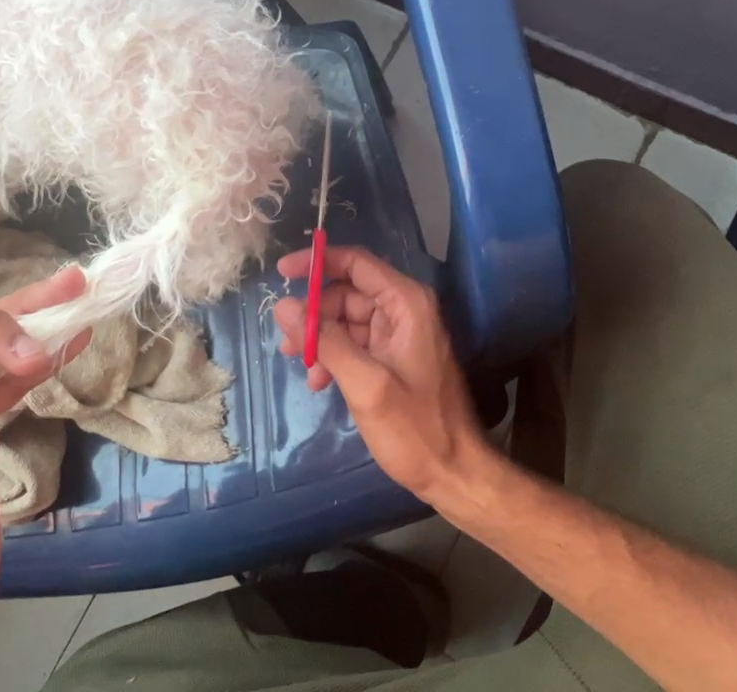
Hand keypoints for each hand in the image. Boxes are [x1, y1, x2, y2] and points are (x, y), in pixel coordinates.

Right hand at [273, 246, 492, 504]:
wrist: (454, 474)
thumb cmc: (416, 429)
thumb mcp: (366, 385)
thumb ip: (326, 341)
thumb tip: (285, 306)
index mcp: (407, 304)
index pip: (356, 263)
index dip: (317, 262)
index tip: (281, 273)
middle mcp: (405, 310)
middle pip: (347, 292)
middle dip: (314, 314)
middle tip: (288, 343)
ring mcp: (400, 335)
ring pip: (346, 319)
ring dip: (321, 340)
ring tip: (304, 369)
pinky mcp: (393, 358)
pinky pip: (355, 342)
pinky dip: (334, 356)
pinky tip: (319, 382)